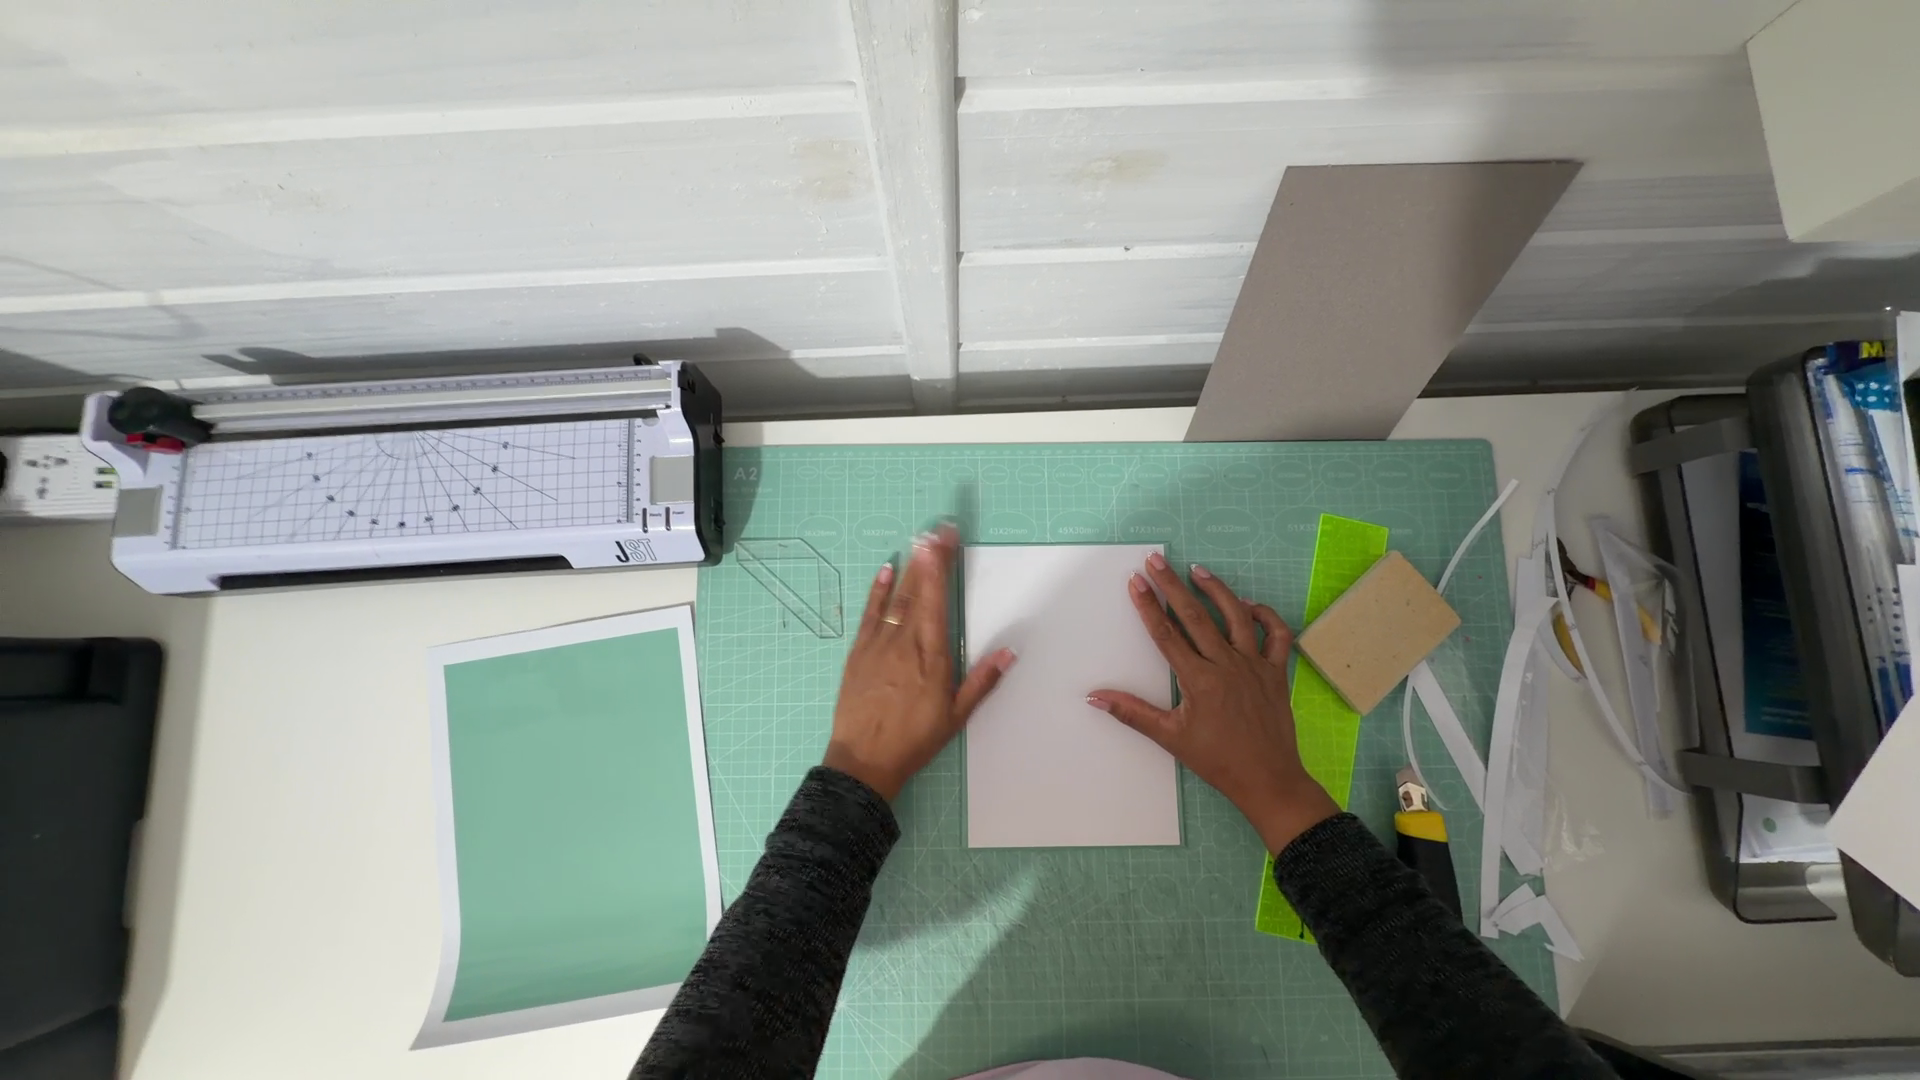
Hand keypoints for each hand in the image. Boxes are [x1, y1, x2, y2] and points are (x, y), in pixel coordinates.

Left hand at [824, 525, 1015, 800]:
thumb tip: (1010, 652)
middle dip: (928, 558)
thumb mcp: (955, 715)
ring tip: (917, 542)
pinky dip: (877, 591)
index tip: (946, 541)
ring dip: (907, 568)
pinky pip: (870, 614)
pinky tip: (885, 571)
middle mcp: (906, 642)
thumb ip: (982, 681)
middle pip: (918, 591)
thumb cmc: (914, 740)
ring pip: (895, 598)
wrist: (864, 760)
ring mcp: (879, 644)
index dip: (941, 568)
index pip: (938, 600)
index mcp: (932, 655)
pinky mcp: (858, 652)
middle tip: (935, 529)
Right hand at [1087, 552, 1337, 853]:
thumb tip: (1095, 697)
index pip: (1166, 634)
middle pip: (1195, 616)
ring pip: (1235, 617)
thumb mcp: (1170, 737)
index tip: (1136, 581)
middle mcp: (1226, 665)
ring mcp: (1254, 665)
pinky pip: (1275, 635)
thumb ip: (1132, 713)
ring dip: (1216, 590)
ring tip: (1197, 570)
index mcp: (1199, 680)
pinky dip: (1264, 616)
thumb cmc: (1217, 761)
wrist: (1268, 780)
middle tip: (1156, 560)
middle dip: (1172, 585)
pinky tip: (1248, 605)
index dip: (1148, 605)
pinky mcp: (1275, 672)